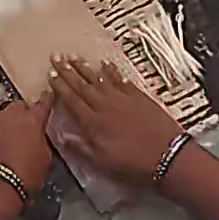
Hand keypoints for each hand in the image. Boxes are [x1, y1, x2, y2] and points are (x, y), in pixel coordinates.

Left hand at [0, 93, 55, 190]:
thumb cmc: (27, 174)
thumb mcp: (44, 156)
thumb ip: (41, 138)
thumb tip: (36, 135)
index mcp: (33, 119)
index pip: (43, 102)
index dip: (46, 100)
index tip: (47, 97)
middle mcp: (12, 113)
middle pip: (19, 105)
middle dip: (21, 113)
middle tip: (23, 127)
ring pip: (2, 114)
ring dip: (5, 122)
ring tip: (6, 137)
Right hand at [50, 57, 186, 181]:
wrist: (167, 156)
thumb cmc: (133, 163)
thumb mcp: (102, 162)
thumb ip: (81, 147)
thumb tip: (62, 136)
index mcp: (93, 122)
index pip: (71, 99)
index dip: (60, 86)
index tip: (51, 74)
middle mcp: (105, 106)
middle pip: (82, 85)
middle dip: (68, 70)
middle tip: (57, 56)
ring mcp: (122, 99)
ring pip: (99, 79)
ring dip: (86, 68)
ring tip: (74, 57)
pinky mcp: (139, 97)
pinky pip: (121, 80)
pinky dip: (112, 71)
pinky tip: (106, 64)